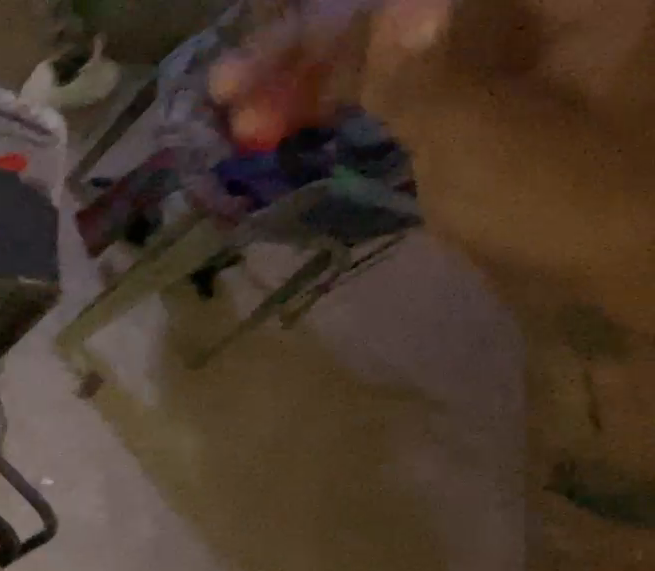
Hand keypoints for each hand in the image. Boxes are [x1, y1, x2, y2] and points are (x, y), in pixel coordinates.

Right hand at [206, 0, 654, 330]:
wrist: (619, 269)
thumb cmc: (568, 196)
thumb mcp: (483, 132)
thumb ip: (423, 69)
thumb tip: (387, 6)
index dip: (341, 7)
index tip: (269, 32)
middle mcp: (532, 11)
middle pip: (400, 8)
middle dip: (312, 41)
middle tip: (229, 83)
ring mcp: (499, 56)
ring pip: (386, 46)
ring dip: (308, 77)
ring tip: (236, 113)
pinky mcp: (470, 100)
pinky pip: (391, 83)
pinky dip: (335, 101)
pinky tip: (276, 121)